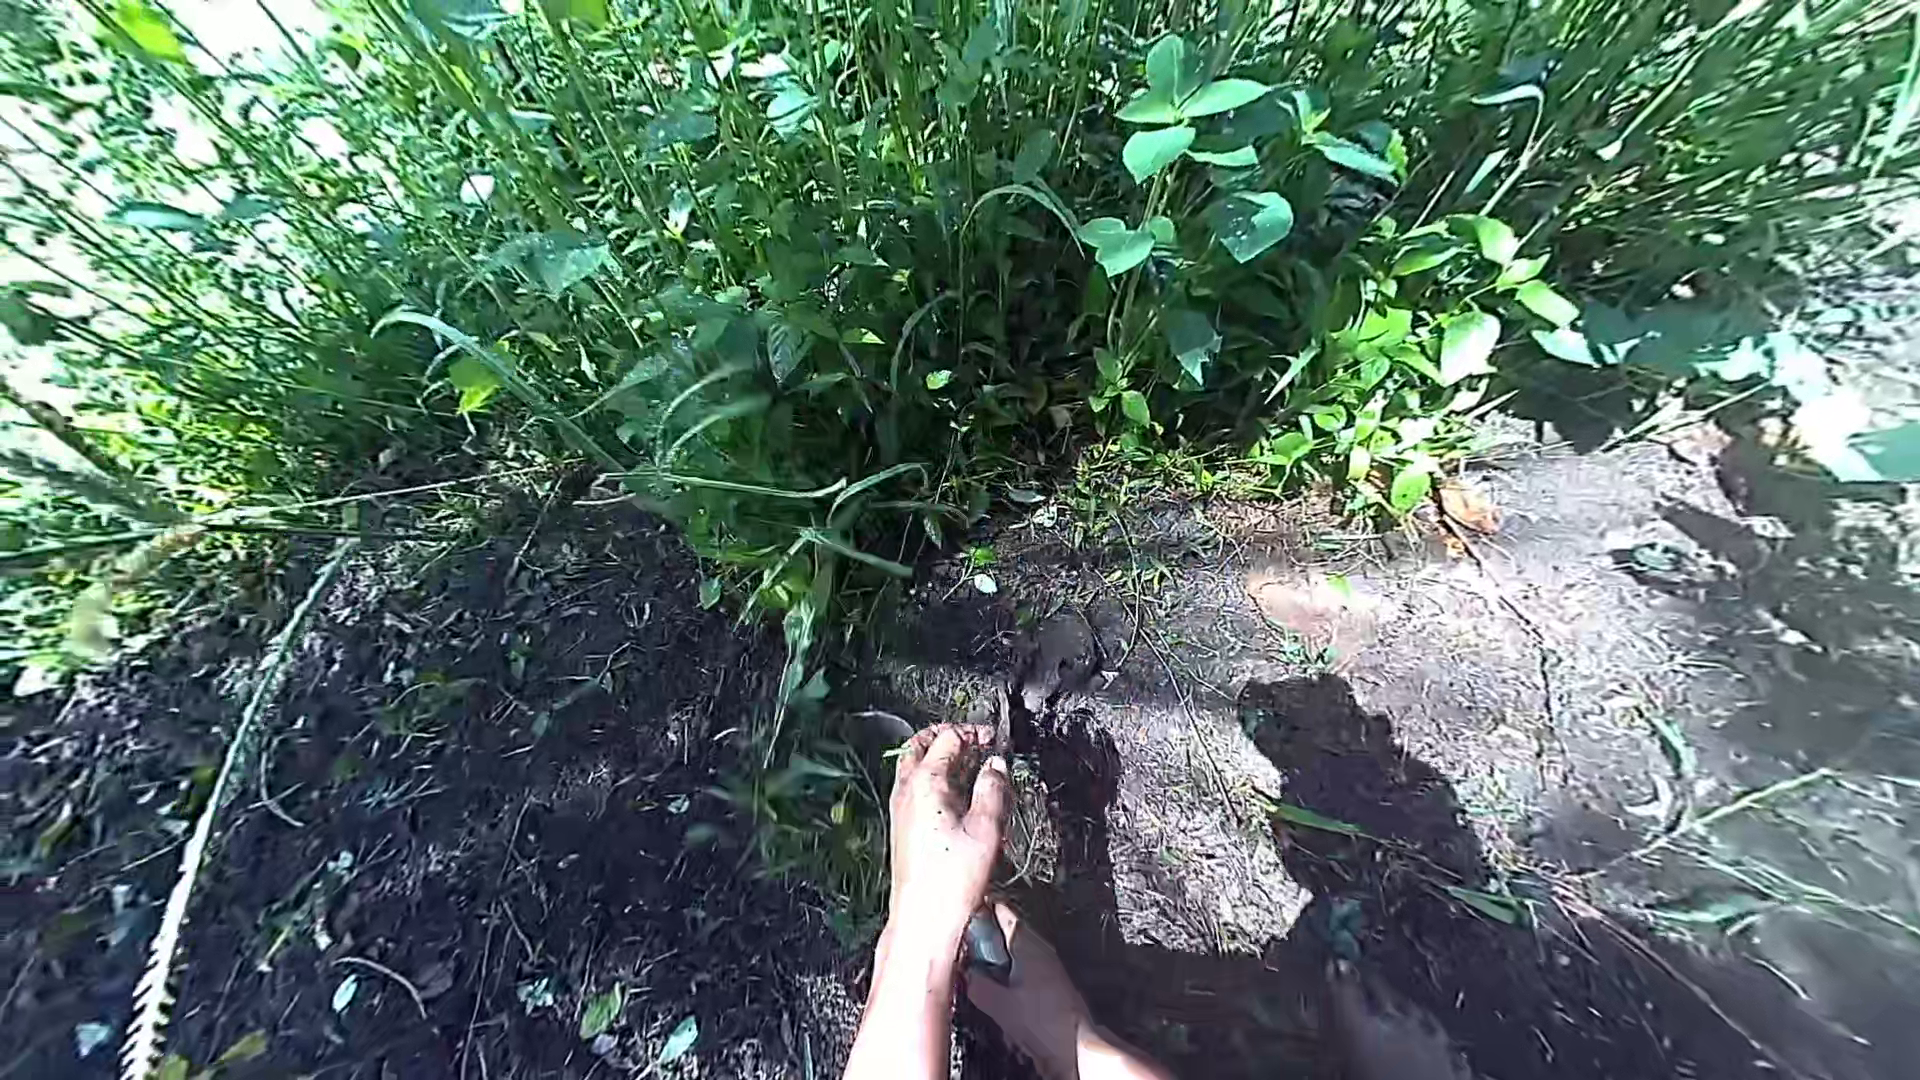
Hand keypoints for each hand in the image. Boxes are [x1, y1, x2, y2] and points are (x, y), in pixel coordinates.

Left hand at [886, 724, 1008, 947]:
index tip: (992, 738)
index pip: (948, 738)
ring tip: (964, 762)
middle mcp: (907, 789)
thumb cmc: (952, 879)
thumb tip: (996, 765)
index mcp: (926, 782)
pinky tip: (952, 792)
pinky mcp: (901, 824)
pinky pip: (912, 784)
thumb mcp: (986, 829)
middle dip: (946, 735)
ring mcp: (900, 807)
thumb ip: (993, 789)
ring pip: (913, 763)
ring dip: (936, 754)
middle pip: (920, 743)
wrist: (922, 920)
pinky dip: (930, 774)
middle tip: (971, 739)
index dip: (972, 732)